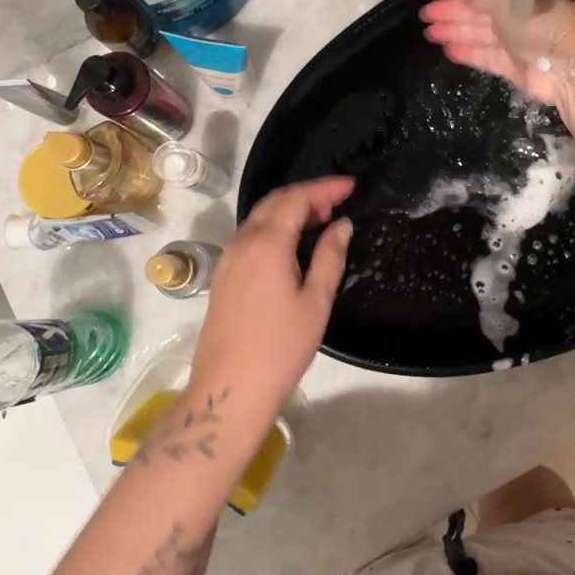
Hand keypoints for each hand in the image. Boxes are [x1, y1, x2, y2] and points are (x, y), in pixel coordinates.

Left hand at [193, 177, 354, 404]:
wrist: (230, 388)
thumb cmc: (280, 348)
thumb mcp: (315, 303)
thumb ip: (329, 258)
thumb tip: (341, 225)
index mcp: (267, 244)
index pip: (296, 198)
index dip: (325, 188)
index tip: (351, 186)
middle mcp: (242, 244)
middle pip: (273, 202)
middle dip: (306, 195)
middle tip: (338, 203)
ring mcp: (228, 261)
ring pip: (258, 219)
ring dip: (288, 212)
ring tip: (320, 223)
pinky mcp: (223, 278)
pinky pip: (249, 239)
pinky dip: (274, 230)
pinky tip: (292, 248)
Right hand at [418, 0, 574, 107]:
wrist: (567, 65)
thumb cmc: (538, 22)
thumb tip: (461, 0)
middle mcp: (519, 12)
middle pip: (479, 9)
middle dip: (451, 10)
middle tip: (425, 14)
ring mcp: (516, 40)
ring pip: (479, 32)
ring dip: (453, 31)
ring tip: (429, 33)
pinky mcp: (513, 65)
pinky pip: (484, 55)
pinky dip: (466, 52)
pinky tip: (447, 49)